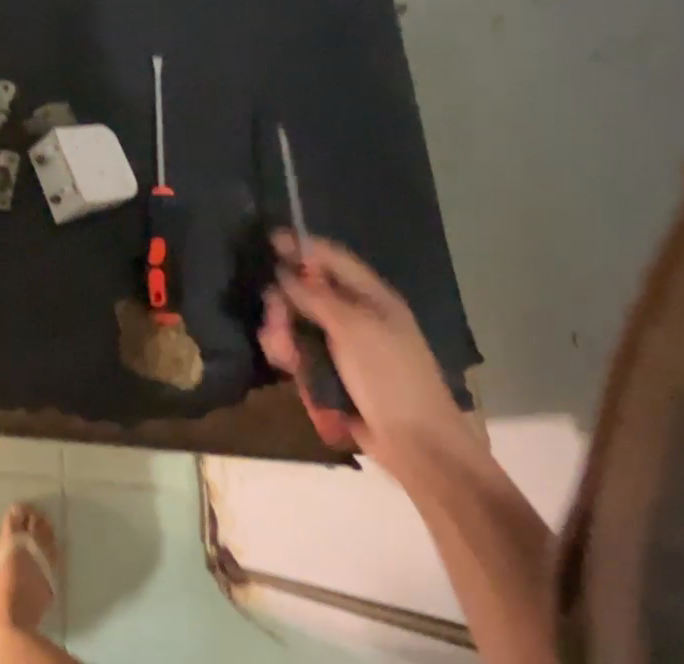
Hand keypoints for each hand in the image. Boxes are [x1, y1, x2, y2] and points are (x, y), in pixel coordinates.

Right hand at [260, 231, 470, 472]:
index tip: (269, 240)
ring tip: (282, 351)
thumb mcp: (353, 329)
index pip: (333, 260)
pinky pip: (300, 351)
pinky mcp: (331, 371)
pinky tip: (284, 363)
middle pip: (308, 292)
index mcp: (373, 298)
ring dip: (284, 332)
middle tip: (274, 316)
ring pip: (298, 323)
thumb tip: (283, 270)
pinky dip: (288, 354)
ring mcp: (344, 346)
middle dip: (285, 301)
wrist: (414, 443)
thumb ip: (316, 296)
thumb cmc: (390, 377)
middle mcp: (357, 316)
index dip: (303, 248)